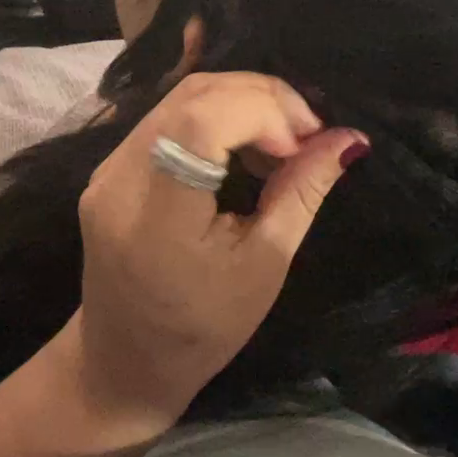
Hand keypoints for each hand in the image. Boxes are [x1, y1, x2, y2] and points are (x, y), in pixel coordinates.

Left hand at [69, 72, 368, 426]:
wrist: (124, 360)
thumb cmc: (202, 330)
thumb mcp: (265, 267)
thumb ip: (302, 192)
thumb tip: (350, 138)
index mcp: (157, 220)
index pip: (201, 122)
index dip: (260, 112)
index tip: (303, 142)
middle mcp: (120, 180)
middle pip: (193, 96)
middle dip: (260, 97)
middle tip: (305, 131)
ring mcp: (108, 167)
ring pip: (180, 96)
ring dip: (240, 100)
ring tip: (281, 138)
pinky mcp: (109, 165)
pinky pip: (167, 115)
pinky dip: (216, 113)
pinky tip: (245, 141)